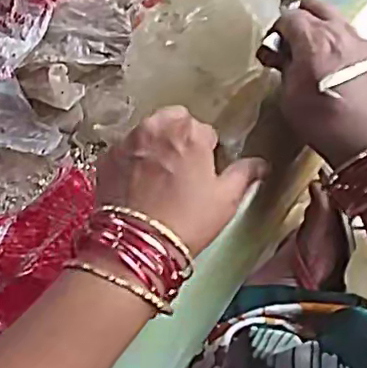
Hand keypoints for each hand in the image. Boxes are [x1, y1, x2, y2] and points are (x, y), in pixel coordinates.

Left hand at [92, 107, 266, 256]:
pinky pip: (125, 150)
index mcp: (190, 132)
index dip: (208, 152)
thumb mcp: (227, 200)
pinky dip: (132, 160)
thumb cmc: (187, 222)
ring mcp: (128, 142)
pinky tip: (139, 185)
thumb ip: (245, 174)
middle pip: (175, 121)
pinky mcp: (106, 158)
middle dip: (180, 138)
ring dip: (155, 145)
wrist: (137, 245)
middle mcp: (157, 128)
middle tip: (184, 171)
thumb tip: (260, 164)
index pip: (206, 131)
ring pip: (148, 132)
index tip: (205, 173)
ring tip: (160, 179)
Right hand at [258, 0, 366, 166]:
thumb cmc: (322, 122)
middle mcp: (340, 31)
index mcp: (314, 38)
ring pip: (338, 20)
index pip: (288, 15)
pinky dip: (342, 46)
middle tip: (294, 41)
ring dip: (324, 30)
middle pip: (315, 5)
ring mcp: (363, 41)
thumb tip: (282, 54)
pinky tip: (340, 70)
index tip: (274, 50)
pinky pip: (354, 40)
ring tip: (318, 56)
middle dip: (301, 17)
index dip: (277, 31)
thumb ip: (284, 67)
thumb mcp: (289, 98)